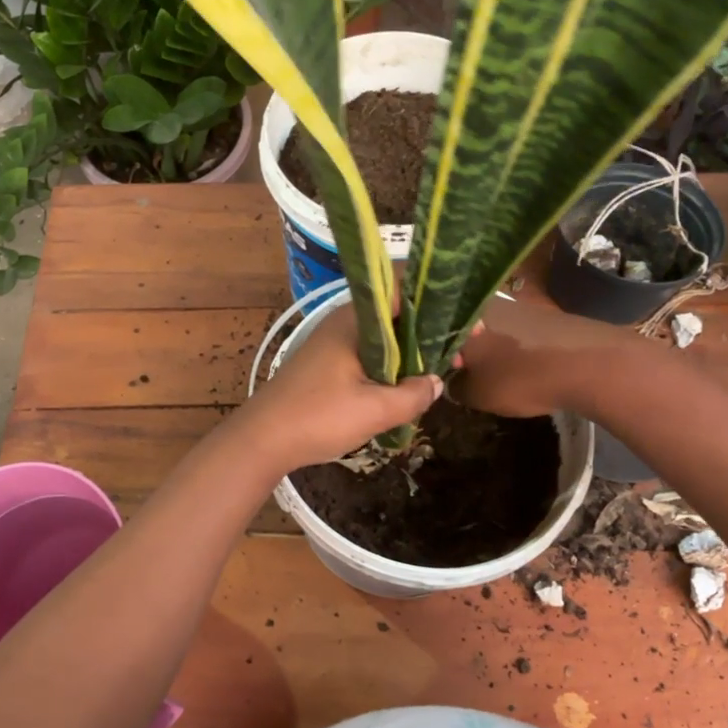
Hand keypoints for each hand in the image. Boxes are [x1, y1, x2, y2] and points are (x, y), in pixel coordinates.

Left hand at [230, 303, 442, 471]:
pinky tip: (404, 388)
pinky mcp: (325, 366)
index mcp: (355, 321)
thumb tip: (436, 382)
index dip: (437, 299)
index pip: (400, 288)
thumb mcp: (375, 410)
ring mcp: (331, 344)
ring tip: (438, 374)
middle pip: (396, 314)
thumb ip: (413, 394)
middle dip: (430, 331)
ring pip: (382, 338)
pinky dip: (390, 366)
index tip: (466, 322)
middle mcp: (343, 324)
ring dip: (411, 352)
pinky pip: (367, 356)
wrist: (261, 440)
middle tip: (459, 355)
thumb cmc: (318, 417)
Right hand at [450, 297, 646, 417]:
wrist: (590, 365)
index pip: (436, 333)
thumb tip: (453, 382)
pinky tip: (526, 371)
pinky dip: (518, 352)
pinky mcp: (549, 317)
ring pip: (495, 331)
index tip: (439, 376)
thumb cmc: (520, 377)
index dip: (434, 356)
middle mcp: (490, 304)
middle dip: (465, 353)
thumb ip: (456, 387)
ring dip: (493, 352)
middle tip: (466, 378)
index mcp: (465, 318)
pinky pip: (521, 336)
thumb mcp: (476, 394)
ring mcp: (523, 308)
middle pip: (467, 330)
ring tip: (497, 378)